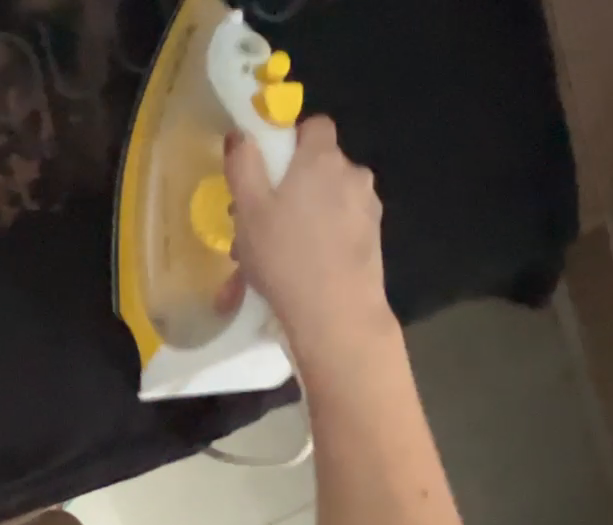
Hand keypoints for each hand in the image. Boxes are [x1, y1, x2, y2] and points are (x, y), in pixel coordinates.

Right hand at [225, 116, 392, 358]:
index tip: (263, 171)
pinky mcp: (370, 239)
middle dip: (283, 193)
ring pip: (322, 205)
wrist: (334, 310)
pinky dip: (312, 246)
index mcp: (320, 160)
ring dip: (294, 224)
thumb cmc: (284, 255)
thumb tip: (242, 133)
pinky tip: (289, 276)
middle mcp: (351, 174)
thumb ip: (243, 166)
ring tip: (263, 263)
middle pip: (314, 171)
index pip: (312, 126)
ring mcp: (366, 207)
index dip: (287, 142)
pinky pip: (333, 233)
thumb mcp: (249, 210)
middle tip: (251, 230)